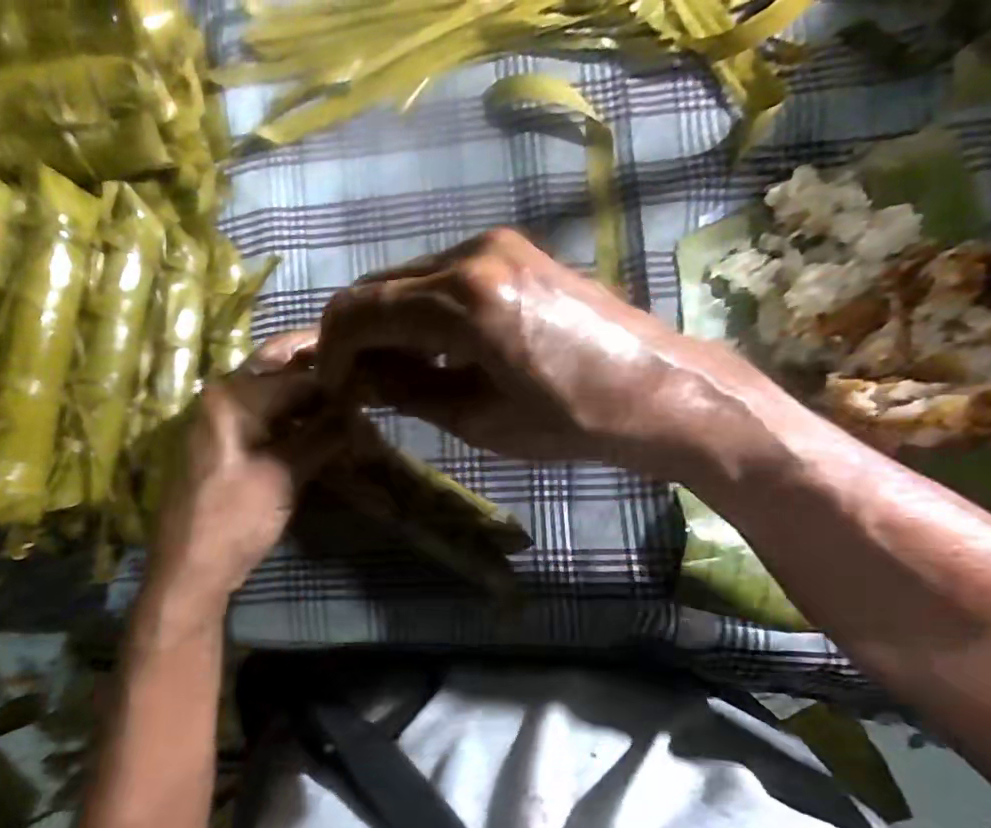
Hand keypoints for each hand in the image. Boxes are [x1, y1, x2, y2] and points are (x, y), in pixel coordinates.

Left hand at [145, 331, 341, 604]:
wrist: (191, 566)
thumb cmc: (235, 518)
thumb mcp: (284, 475)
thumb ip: (322, 436)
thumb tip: (356, 412)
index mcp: (232, 396)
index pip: (296, 375)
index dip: (334, 380)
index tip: (368, 383)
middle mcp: (221, 398)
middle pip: (274, 367)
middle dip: (313, 363)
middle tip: (356, 366)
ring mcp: (219, 422)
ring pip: (268, 392)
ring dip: (303, 391)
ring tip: (344, 397)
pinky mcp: (223, 446)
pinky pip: (261, 417)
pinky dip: (289, 417)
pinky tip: (317, 426)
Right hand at [315, 228, 782, 480]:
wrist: (658, 389)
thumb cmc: (569, 419)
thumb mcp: (474, 418)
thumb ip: (404, 390)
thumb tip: (353, 380)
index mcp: (463, 301)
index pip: (359, 311)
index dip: (333, 353)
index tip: (332, 390)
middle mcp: (472, 254)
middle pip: (374, 286)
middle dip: (352, 336)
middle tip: (354, 385)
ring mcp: (493, 245)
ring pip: (402, 278)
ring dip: (383, 323)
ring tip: (390, 374)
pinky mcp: (508, 251)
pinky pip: (435, 276)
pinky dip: (415, 311)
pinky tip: (429, 351)